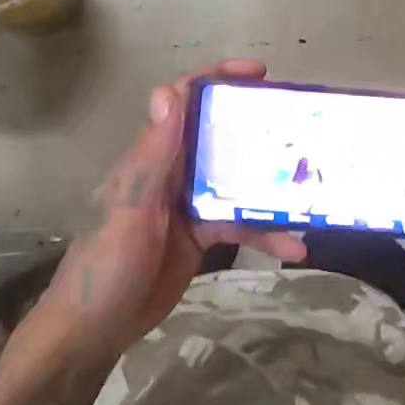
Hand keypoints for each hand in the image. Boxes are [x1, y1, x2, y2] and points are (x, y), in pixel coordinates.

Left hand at [23, 59, 307, 362]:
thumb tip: (169, 89)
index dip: (218, 79)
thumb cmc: (106, 264)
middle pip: (219, 137)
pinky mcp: (201, 235)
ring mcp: (189, 204)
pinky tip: (294, 248)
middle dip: (258, 129)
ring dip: (270, 190)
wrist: (94, 330)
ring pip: (236, 183)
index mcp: (154, 155)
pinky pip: (240, 224)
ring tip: (309, 194)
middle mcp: (174, 171)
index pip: (185, 101)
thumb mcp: (133, 207)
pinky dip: (266, 233)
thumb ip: (154, 153)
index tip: (259, 74)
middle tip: (300, 127)